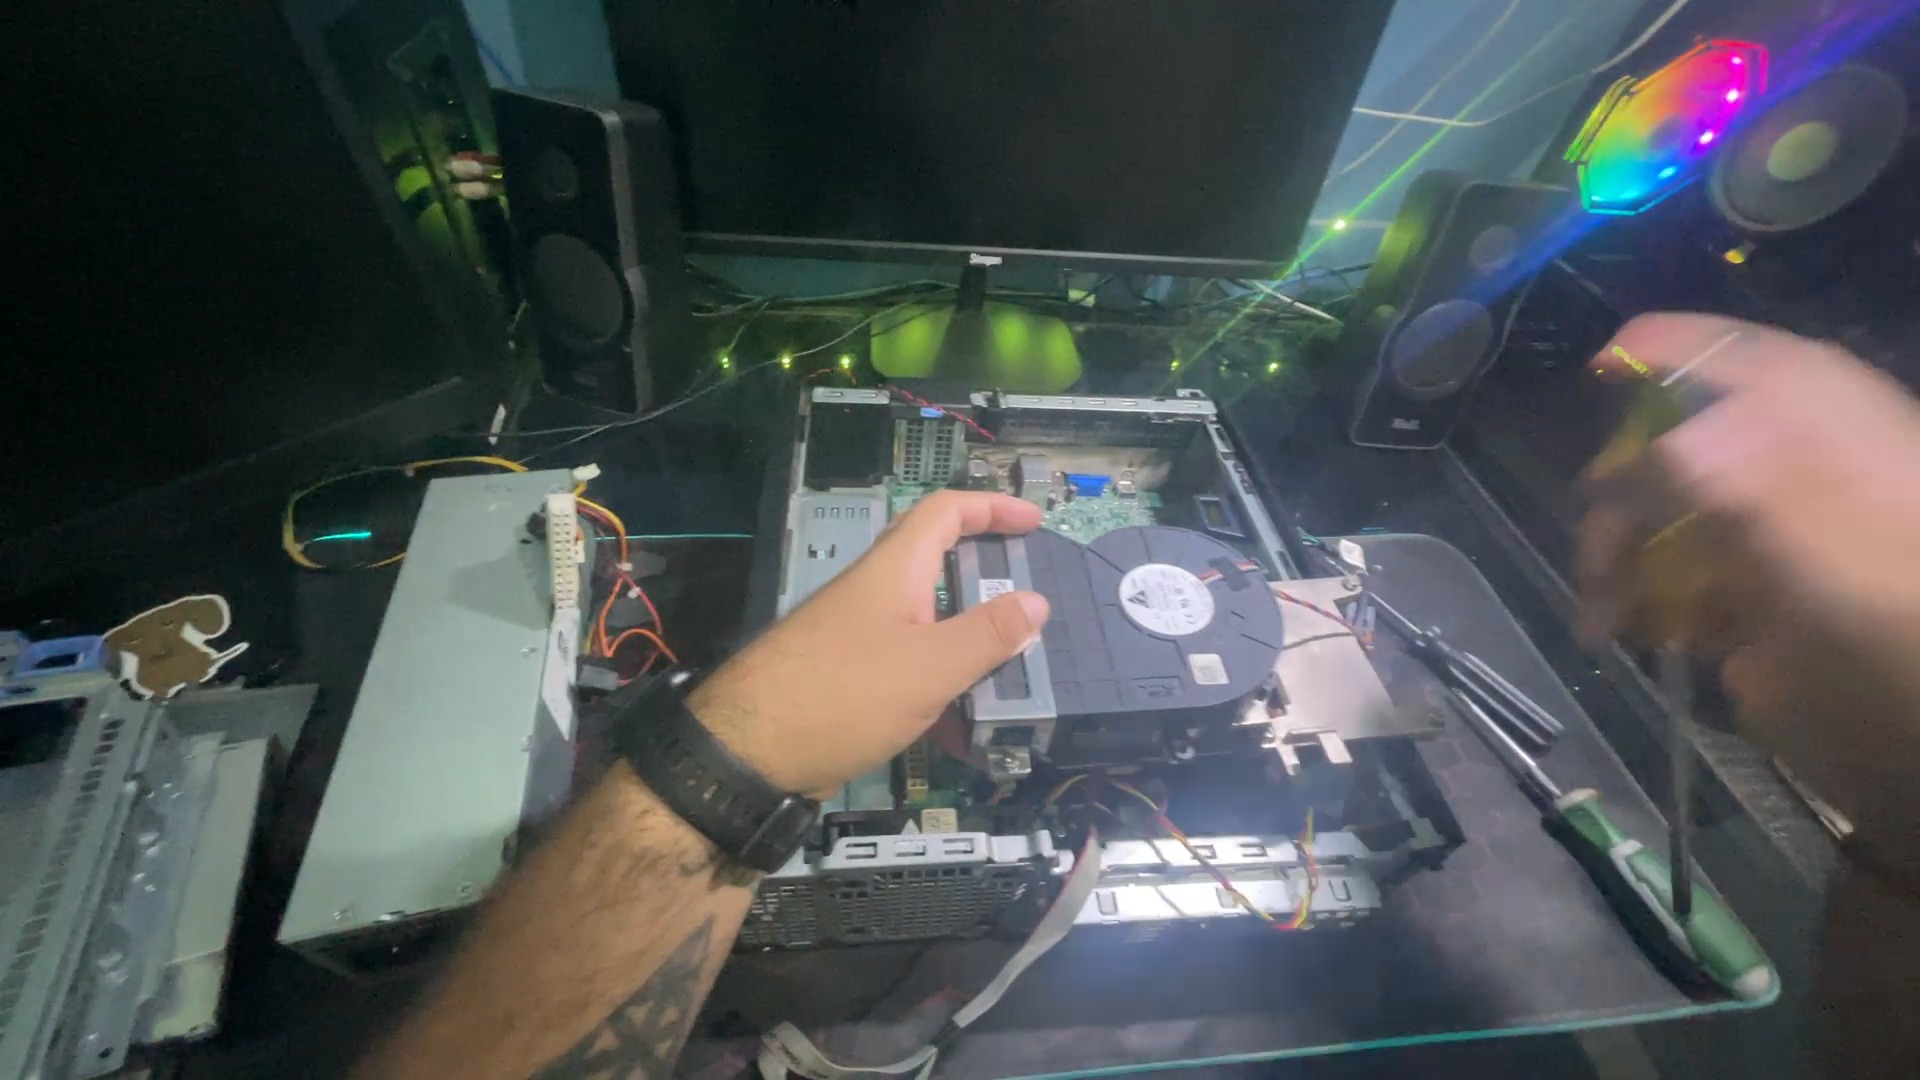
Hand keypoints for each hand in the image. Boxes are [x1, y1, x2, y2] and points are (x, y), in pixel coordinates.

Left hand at [689, 491, 1050, 797]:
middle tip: (1029, 600)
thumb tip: (1037, 602)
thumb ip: (987, 634)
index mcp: (894, 569)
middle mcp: (876, 592)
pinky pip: (911, 666)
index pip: (946, 511)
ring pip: (930, 623)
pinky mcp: (852, 676)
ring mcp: (861, 635)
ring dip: (971, 642)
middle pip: (939, 565)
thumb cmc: (843, 694)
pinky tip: (965, 729)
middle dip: (988, 578)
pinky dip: (942, 685)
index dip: (992, 507)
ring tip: (1012, 672)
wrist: (749, 754)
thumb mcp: (930, 666)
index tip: (1033, 521)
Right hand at [1575, 313, 1919, 839]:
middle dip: (1625, 490)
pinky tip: (1621, 629)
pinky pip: (1663, 569)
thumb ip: (1777, 509)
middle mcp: (1814, 491)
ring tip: (1600, 612)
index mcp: (1860, 469)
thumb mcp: (1852, 594)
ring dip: (1614, 554)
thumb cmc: (1903, 683)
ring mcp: (1776, 545)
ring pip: (1663, 513)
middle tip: (1594, 542)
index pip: (1781, 376)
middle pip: (1695, 448)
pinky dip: (1628, 594)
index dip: (1697, 351)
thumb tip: (1684, 437)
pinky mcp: (1746, 593)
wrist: (1915, 776)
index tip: (1611, 355)